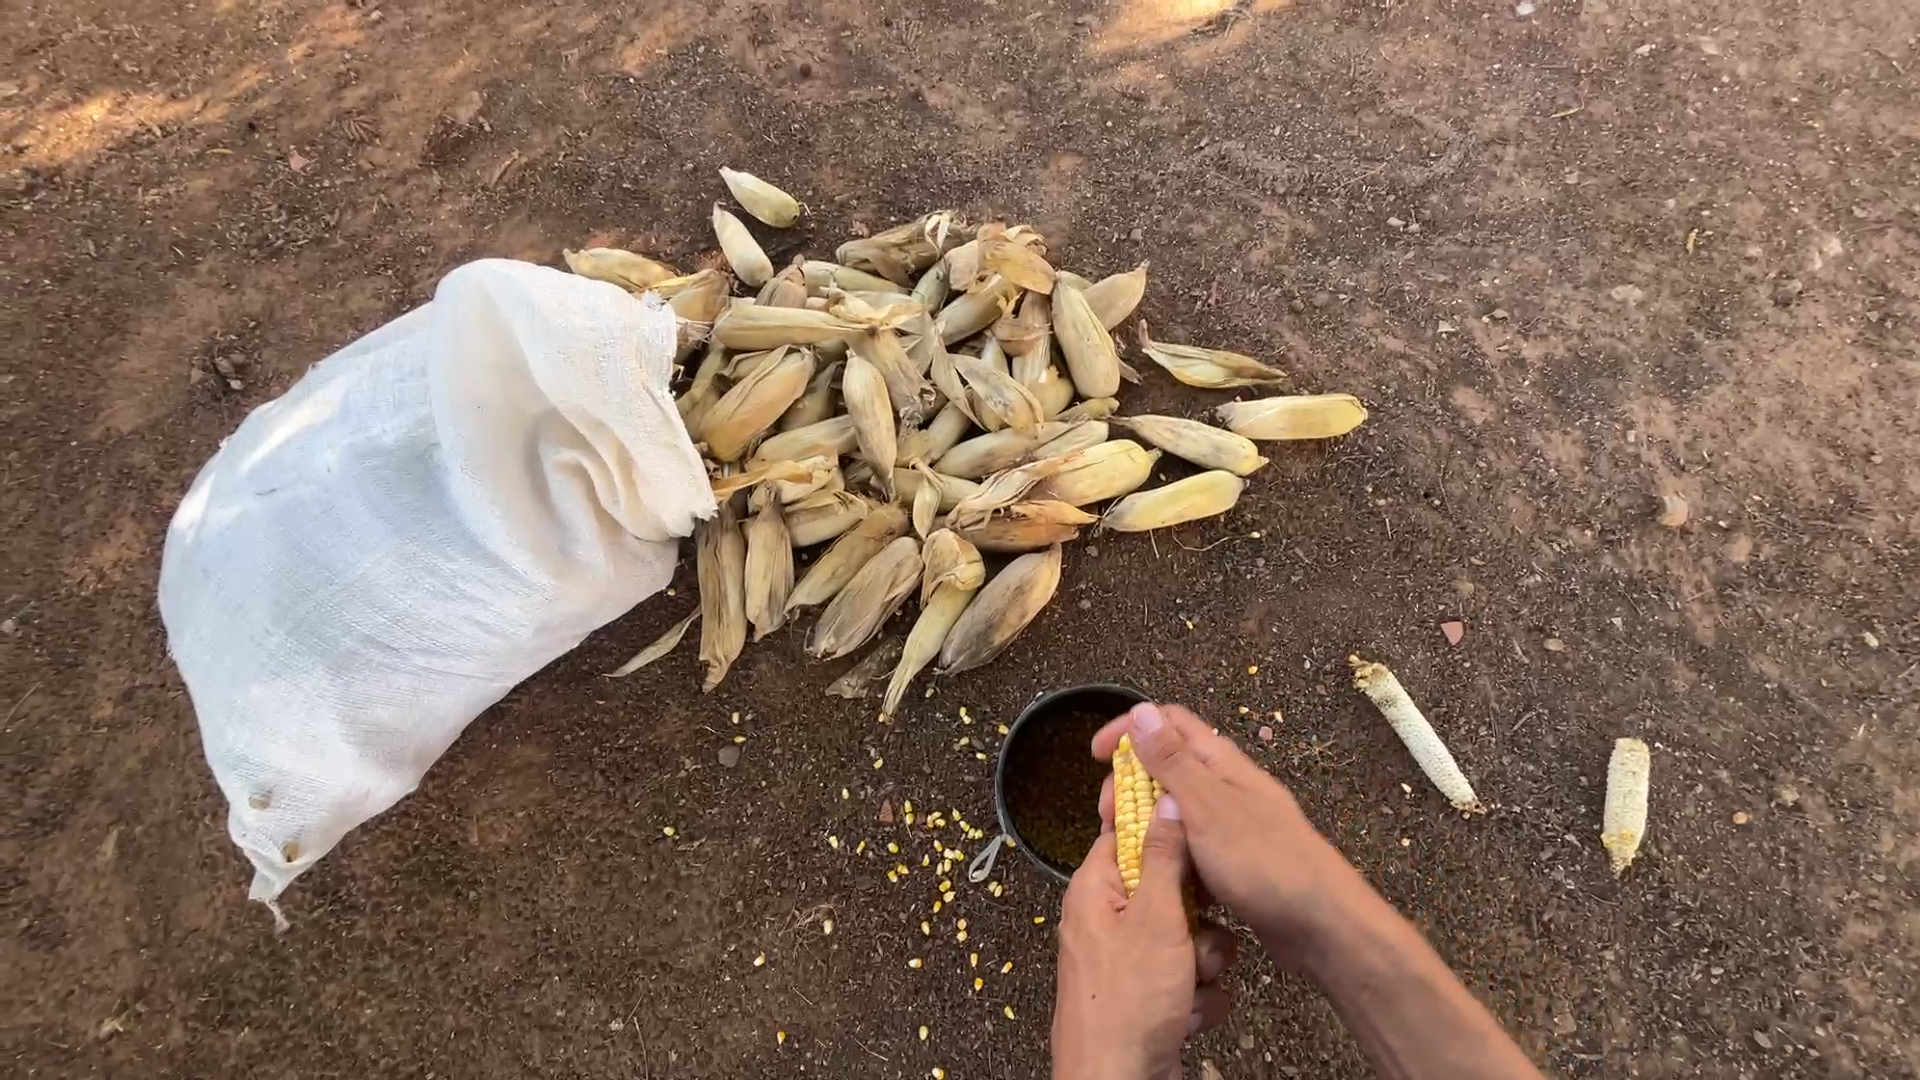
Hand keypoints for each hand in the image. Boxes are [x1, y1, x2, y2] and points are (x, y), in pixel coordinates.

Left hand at [1052, 801, 1236, 1079]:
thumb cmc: (1126, 1004)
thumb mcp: (1154, 919)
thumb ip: (1164, 858)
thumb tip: (1165, 800)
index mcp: (1097, 887)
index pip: (1129, 833)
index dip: (1165, 834)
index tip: (1197, 843)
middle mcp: (1109, 916)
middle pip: (1170, 888)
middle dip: (1197, 920)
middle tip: (1194, 940)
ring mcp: (1129, 958)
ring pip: (1189, 935)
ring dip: (1203, 964)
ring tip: (1188, 986)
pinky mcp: (1148, 993)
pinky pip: (1189, 976)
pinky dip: (1197, 997)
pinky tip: (1186, 1015)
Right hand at [1095, 702, 1353, 970]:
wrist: (1326, 929)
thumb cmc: (1266, 862)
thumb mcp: (1207, 807)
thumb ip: (1172, 761)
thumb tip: (1141, 711)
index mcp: (1220, 762)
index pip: (1168, 722)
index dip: (1129, 729)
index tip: (1096, 755)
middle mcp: (1225, 784)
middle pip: (1166, 764)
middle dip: (1130, 782)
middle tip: (1108, 815)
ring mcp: (1231, 821)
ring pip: (1175, 806)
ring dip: (1145, 818)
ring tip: (1125, 846)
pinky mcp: (1234, 857)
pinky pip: (1188, 841)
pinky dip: (1166, 849)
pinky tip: (1156, 872)